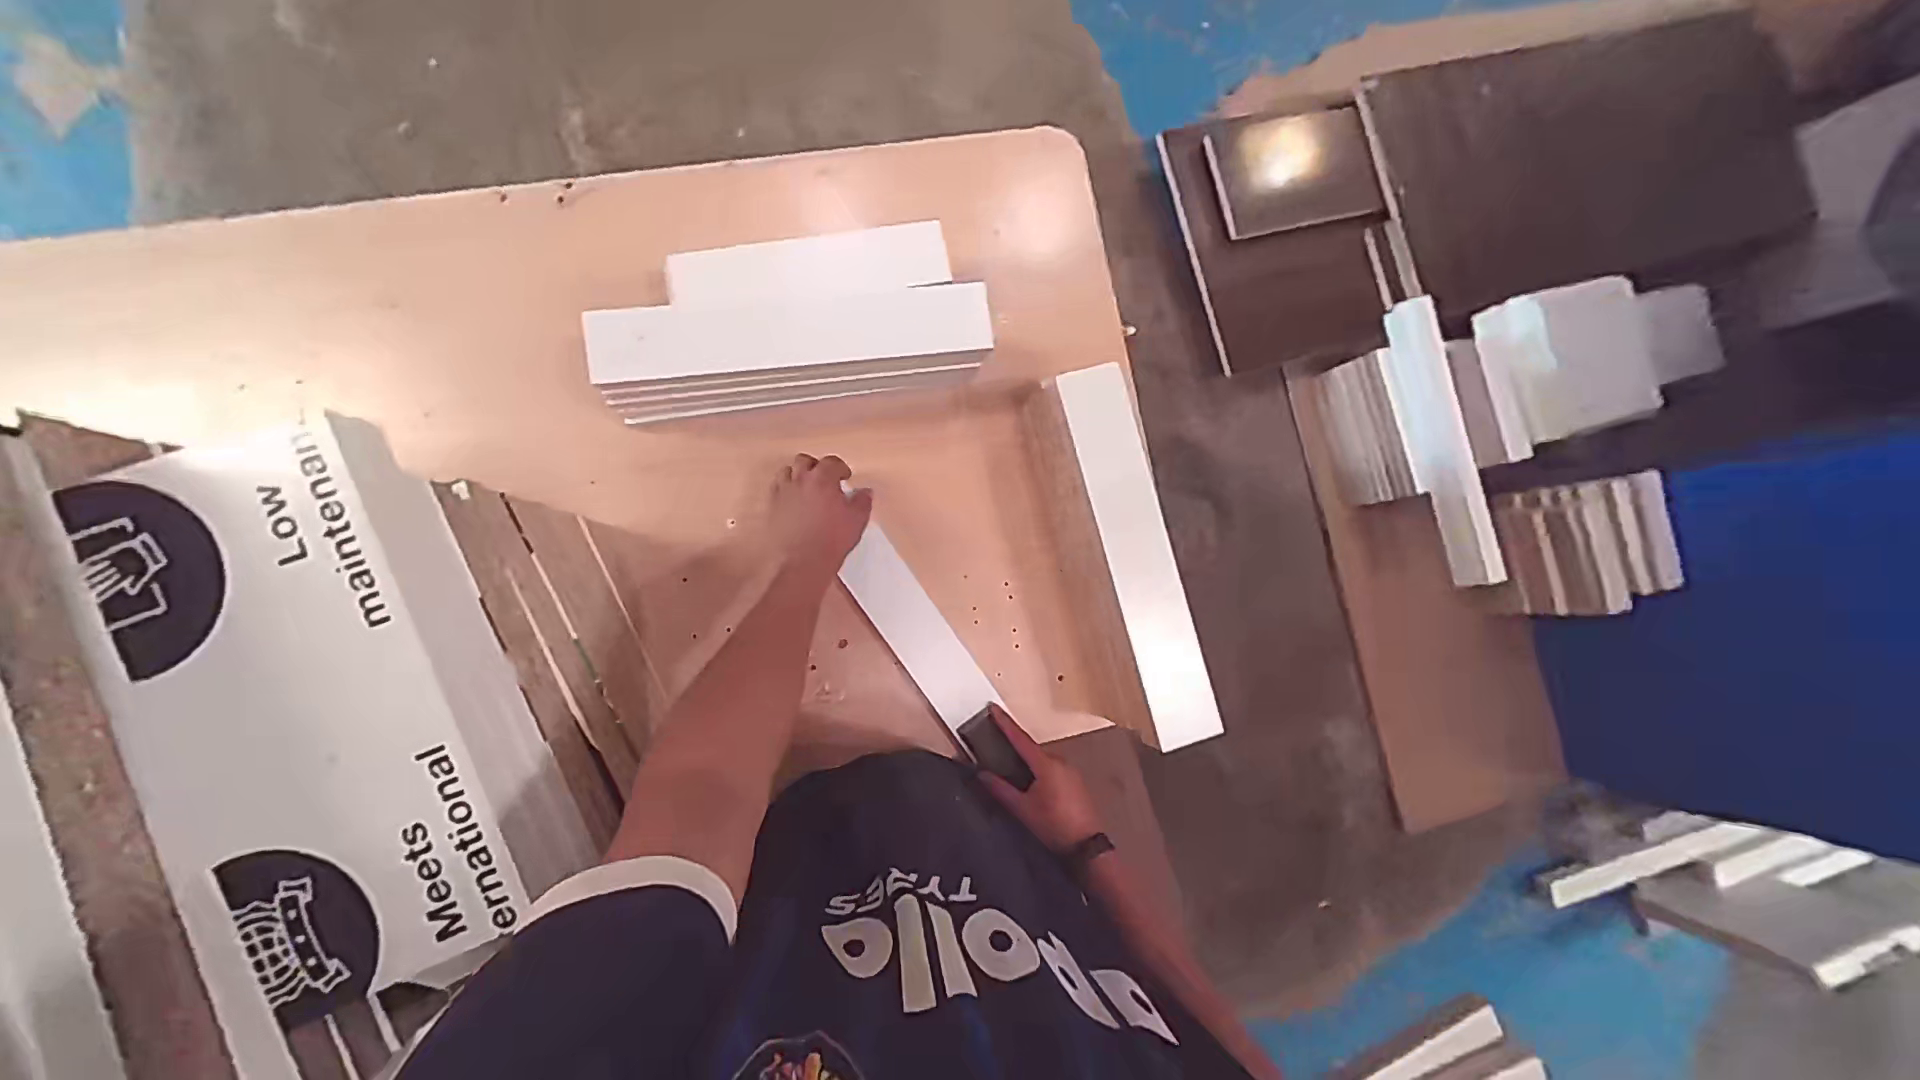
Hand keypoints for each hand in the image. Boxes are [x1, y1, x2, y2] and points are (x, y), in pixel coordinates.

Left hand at [770, 454, 871, 578]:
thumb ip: (862, 502)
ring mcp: (782, 493)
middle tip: (825, 478)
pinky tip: (792, 500)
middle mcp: (799, 481)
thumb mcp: (856, 521)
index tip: (844, 476)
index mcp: (822, 479)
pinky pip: (776, 488)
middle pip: (804, 461)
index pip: (831, 462)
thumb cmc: (829, 541)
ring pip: (786, 471)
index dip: (840, 468)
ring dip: (797, 474)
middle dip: (816, 466)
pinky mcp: (771, 507)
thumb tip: (865, 493)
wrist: (799, 562)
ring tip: (806, 486)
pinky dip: (785, 489)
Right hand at [975, 704, 1103, 854]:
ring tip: (1010, 767)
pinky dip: (1038, 769)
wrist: (1086, 846)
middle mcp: (1059, 761)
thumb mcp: (1023, 809)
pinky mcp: (1075, 780)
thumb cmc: (1055, 826)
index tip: (993, 709)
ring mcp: (1070, 770)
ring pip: (1041, 759)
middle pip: (1031, 748)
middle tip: (996, 741)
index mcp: (1046, 764)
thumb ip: (1001, 789)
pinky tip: (1031, 782)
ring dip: (1026, 760)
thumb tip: (982, 775)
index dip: (1004, 723)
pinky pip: (1052, 767)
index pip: (1020, 738)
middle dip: (1013, 745)